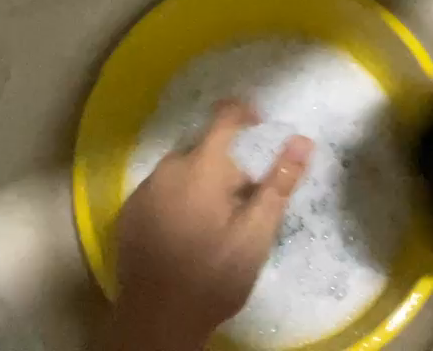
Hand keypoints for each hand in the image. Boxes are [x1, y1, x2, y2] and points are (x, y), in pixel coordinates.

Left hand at [104, 99, 313, 350]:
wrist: (157, 320)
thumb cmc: (213, 274)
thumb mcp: (256, 233)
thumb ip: (278, 183)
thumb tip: (303, 140)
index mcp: (203, 165)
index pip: (225, 117)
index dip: (244, 113)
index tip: (260, 126)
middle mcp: (169, 166)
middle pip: (204, 148)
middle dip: (225, 164)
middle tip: (241, 199)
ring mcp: (145, 188)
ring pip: (181, 169)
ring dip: (199, 182)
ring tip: (213, 219)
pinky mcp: (129, 212)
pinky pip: (160, 190)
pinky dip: (175, 199)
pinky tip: (185, 231)